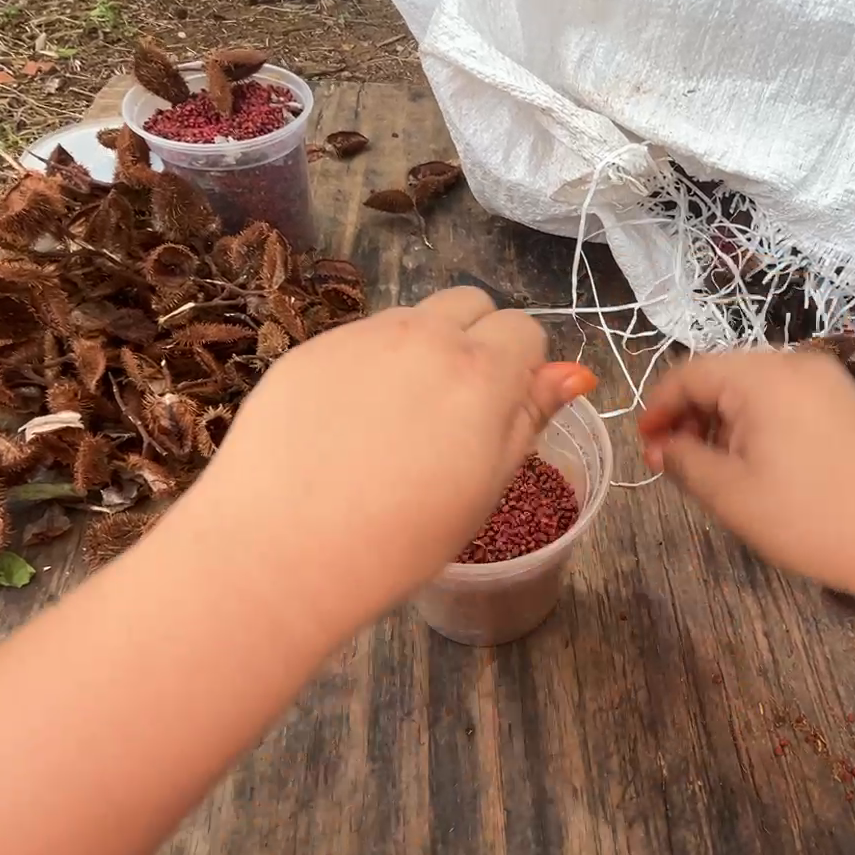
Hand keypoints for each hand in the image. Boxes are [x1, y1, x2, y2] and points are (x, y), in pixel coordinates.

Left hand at [154, 287, 595, 636]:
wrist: (279, 551)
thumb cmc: (402, 538)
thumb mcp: (487, 484)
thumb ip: (530, 417)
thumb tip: (574, 374)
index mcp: (480, 372)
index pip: (526, 329)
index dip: (523, 366)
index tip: (504, 408)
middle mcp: (424, 336)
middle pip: (473, 303)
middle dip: (478, 339)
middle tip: (457, 405)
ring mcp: (361, 337)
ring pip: (416, 316)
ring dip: (426, 347)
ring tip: (400, 417)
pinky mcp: (312, 348)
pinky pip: (364, 337)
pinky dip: (375, 362)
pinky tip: (351, 420)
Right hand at [638, 352, 854, 596]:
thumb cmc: (811, 518)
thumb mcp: (731, 494)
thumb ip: (685, 462)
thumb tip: (662, 447)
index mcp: (763, 375)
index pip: (690, 373)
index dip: (658, 407)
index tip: (644, 445)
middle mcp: (797, 364)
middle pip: (723, 376)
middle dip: (691, 417)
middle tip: (675, 464)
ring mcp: (830, 382)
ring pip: (756, 390)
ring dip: (724, 423)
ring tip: (715, 470)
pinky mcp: (851, 405)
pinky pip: (788, 402)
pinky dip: (760, 425)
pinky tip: (760, 465)